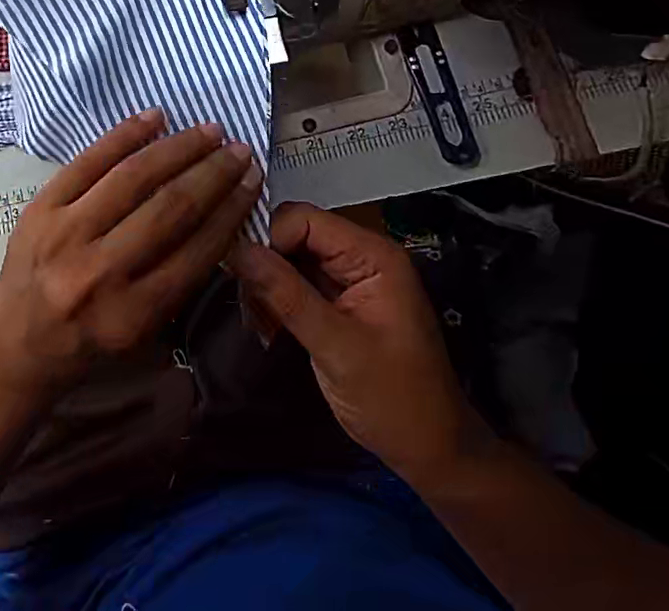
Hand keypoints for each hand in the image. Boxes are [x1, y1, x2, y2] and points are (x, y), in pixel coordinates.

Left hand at [0, 110, 261, 407]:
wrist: (14, 348)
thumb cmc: (88, 344)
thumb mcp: (144, 331)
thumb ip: (182, 278)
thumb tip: (222, 213)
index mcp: (133, 314)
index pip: (198, 250)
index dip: (233, 209)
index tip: (253, 181)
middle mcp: (99, 272)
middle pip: (171, 207)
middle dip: (214, 173)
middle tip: (239, 151)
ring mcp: (65, 235)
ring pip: (134, 177)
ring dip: (179, 148)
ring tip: (210, 131)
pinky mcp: (40, 209)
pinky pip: (88, 161)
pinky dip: (125, 135)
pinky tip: (156, 118)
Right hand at [229, 202, 485, 484]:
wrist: (429, 448)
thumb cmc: (394, 399)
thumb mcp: (337, 348)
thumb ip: (287, 295)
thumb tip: (239, 251)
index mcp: (372, 255)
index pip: (304, 219)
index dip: (269, 238)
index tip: (242, 273)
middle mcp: (360, 256)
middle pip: (294, 235)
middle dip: (265, 264)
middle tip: (248, 305)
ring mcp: (348, 278)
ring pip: (289, 258)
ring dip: (267, 286)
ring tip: (259, 322)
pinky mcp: (337, 300)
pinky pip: (296, 282)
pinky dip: (276, 300)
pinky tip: (267, 325)